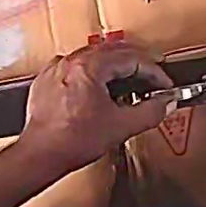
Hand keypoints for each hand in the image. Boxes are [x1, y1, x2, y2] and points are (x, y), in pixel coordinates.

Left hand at [19, 42, 172, 177]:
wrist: (40, 155)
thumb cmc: (71, 141)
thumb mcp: (120, 126)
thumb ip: (150, 112)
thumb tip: (166, 102)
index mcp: (90, 67)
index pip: (132, 59)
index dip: (154, 72)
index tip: (163, 84)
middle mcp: (72, 61)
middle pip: (114, 51)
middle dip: (138, 62)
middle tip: (154, 73)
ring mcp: (57, 68)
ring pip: (95, 55)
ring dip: (116, 65)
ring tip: (131, 80)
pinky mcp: (47, 79)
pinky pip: (77, 65)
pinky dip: (94, 71)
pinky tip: (100, 86)